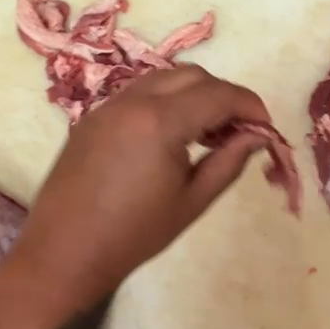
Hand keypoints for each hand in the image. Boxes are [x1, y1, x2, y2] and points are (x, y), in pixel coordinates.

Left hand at [14, 66, 275, 307]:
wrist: (62, 254)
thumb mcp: (193, 201)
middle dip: (224, 95)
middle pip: (193, 75)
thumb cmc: (133, 235)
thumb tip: (257, 135)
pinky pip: (140, 93)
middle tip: (242, 129)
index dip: (250, 106)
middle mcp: (133, 101)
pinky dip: (168, 101)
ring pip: (164, 78)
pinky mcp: (93, 118)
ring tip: (211, 133)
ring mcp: (109, 106)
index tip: (267, 128)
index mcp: (161, 121)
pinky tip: (176, 135)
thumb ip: (229, 161)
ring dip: (196, 94)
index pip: (219, 95)